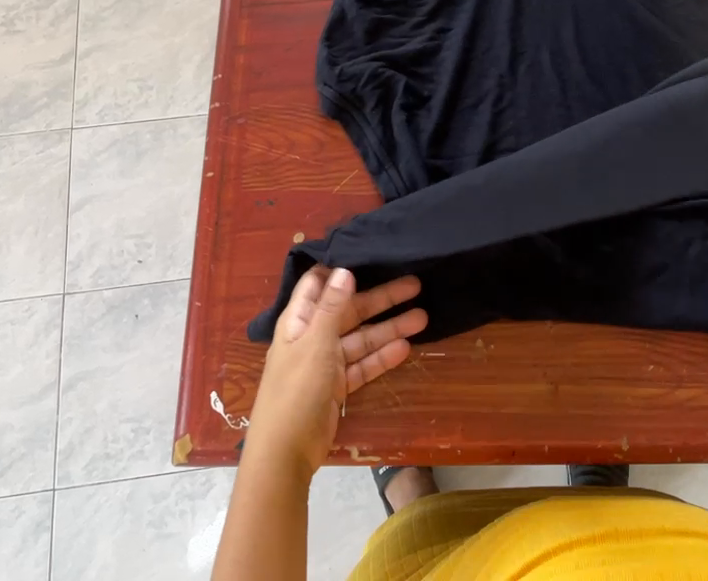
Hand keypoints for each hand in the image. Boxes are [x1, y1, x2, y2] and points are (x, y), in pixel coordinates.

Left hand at [244, 267, 426, 479]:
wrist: (285, 452)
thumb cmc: (295, 390)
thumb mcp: (315, 343)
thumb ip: (331, 307)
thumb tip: (344, 270)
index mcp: (299, 320)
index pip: (318, 285)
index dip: (341, 270)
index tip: (369, 255)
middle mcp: (312, 336)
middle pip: (349, 310)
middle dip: (380, 298)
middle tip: (415, 285)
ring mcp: (325, 362)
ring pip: (361, 338)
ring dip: (389, 328)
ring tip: (423, 317)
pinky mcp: (337, 387)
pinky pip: (362, 365)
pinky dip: (381, 356)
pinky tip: (405, 347)